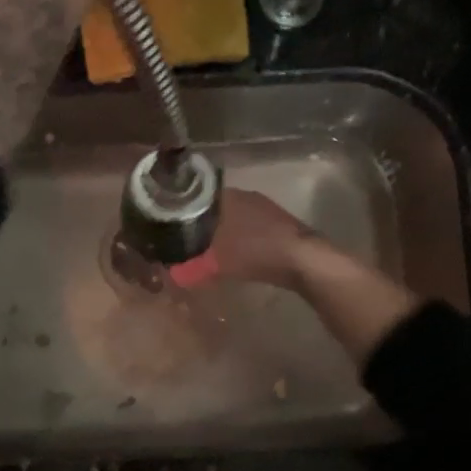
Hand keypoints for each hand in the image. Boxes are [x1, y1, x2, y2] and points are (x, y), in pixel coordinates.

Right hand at [169, 189, 317, 291]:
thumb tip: (171, 275)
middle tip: (183, 239)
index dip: (180, 210)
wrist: (301, 259)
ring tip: (203, 247)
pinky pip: (246, 226)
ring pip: (230, 216)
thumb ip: (191, 268)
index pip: (194, 196)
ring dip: (218, 230)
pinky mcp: (275, 223)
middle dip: (199, 222)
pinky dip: (236, 237)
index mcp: (225, 196)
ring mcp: (262, 208)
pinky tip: (231, 252)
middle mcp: (243, 195)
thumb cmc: (254, 251)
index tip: (168, 223)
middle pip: (212, 207)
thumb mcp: (216, 263)